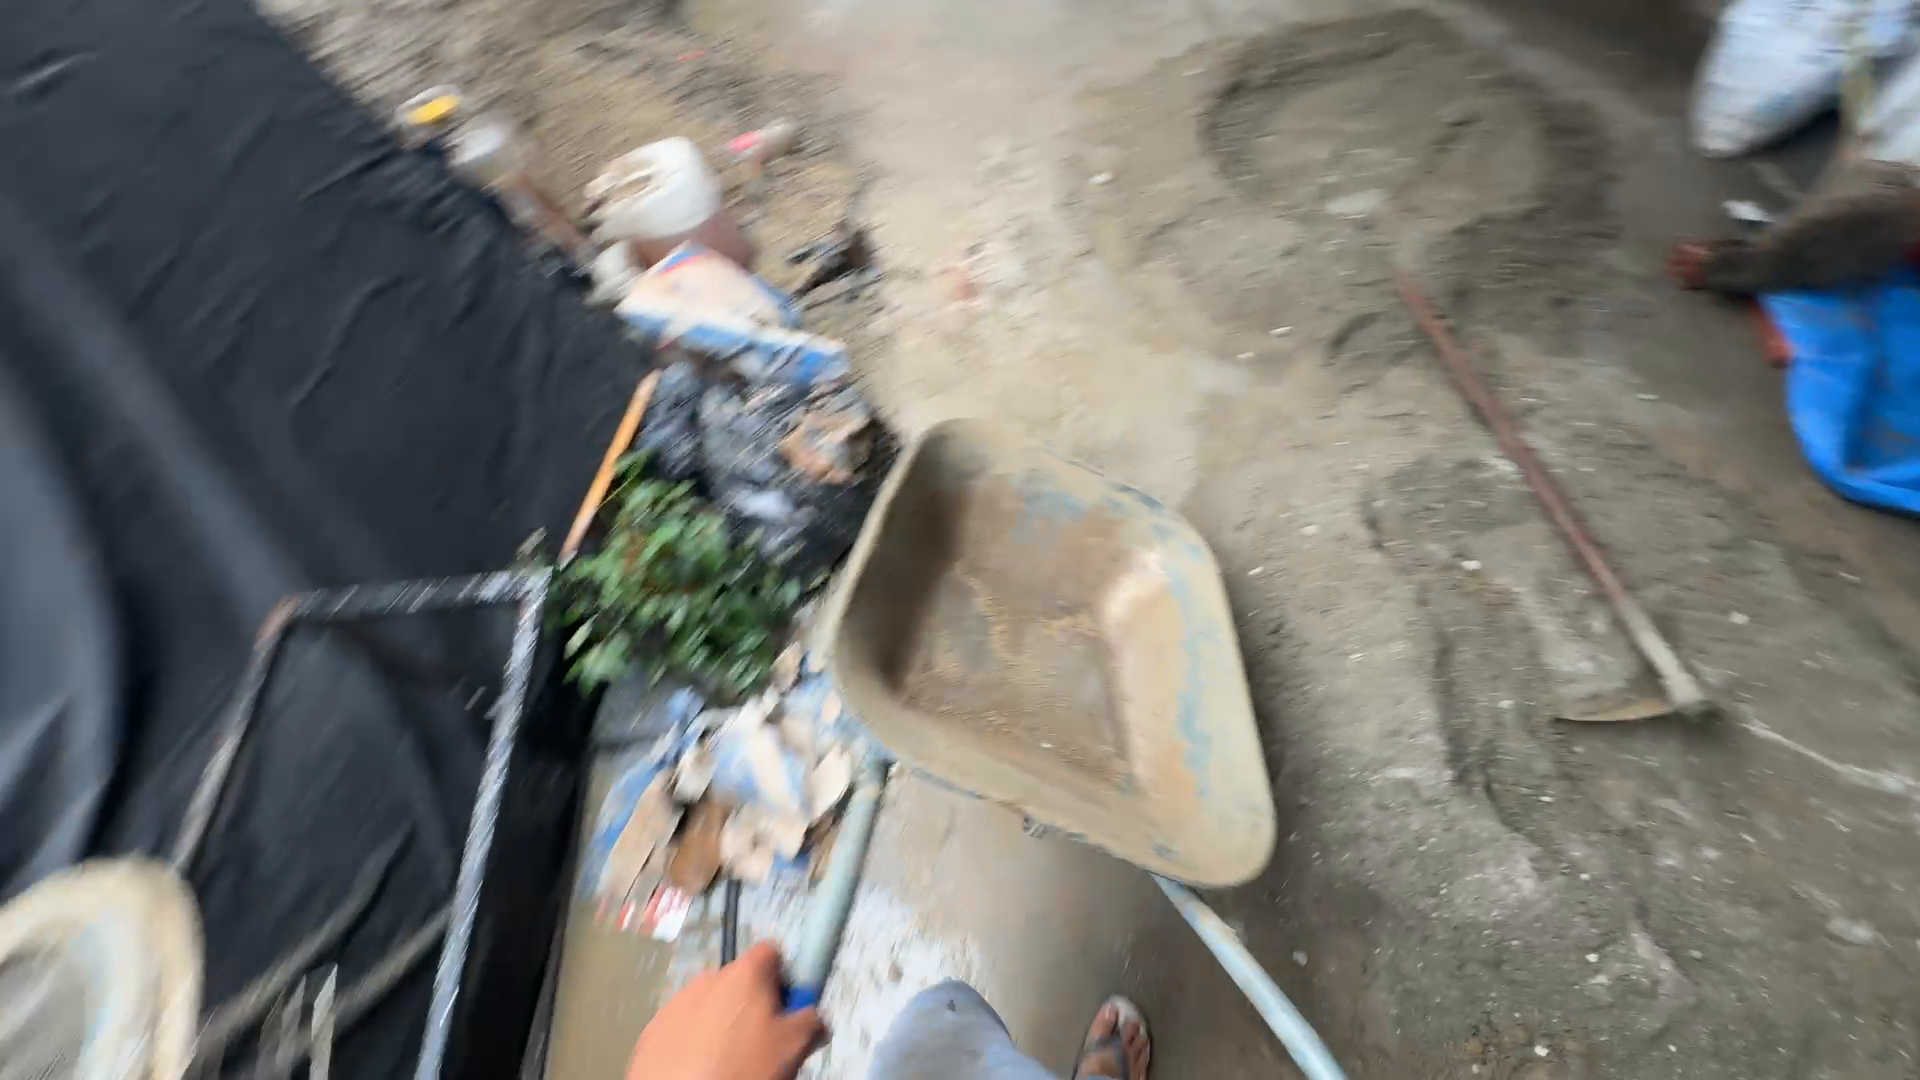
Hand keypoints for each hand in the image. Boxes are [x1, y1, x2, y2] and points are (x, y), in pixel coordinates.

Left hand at [626, 942, 824, 1079]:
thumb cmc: (741, 1070)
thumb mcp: (793, 1048)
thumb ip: (811, 1021)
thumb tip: (812, 1016)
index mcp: (745, 973)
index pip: (771, 951)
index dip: (783, 978)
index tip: (785, 1010)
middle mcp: (709, 977)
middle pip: (740, 981)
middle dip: (751, 1005)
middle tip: (758, 1044)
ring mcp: (675, 1003)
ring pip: (709, 1005)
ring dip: (720, 1023)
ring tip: (723, 1064)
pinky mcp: (650, 1033)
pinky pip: (681, 1027)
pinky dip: (691, 1043)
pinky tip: (696, 1073)